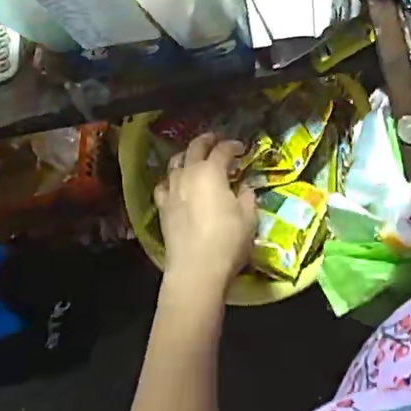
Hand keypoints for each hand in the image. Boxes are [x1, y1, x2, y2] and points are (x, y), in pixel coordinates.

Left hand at [154, 133, 255, 294]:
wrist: (195, 270)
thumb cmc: (227, 241)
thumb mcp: (248, 218)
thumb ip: (247, 196)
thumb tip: (244, 187)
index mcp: (211, 172)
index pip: (222, 150)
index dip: (233, 146)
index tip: (242, 148)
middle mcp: (188, 174)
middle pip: (195, 148)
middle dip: (207, 141)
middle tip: (216, 140)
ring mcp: (172, 189)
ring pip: (175, 162)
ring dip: (187, 156)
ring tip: (194, 158)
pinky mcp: (162, 206)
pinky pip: (164, 184)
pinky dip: (171, 178)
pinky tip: (175, 183)